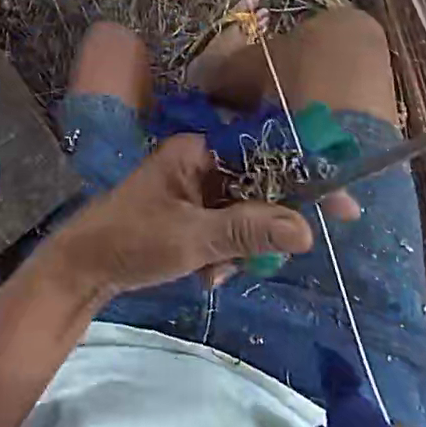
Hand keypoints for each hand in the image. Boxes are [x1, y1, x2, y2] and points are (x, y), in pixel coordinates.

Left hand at [40, 134, 314, 298]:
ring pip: (245, 217)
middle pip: (259, 191)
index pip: (266, 155)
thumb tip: (306, 230)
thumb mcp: (193, 237)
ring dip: (238, 250)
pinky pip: (226, 232)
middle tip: (254, 261)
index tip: (343, 208)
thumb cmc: (131, 240)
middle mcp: (201, 164)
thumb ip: (248, 230)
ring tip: (212, 271)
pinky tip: (203, 275)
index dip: (306, 179)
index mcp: (199, 152)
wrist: (82, 267)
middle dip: (260, 231)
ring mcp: (195, 191)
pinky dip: (222, 256)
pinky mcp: (190, 215)